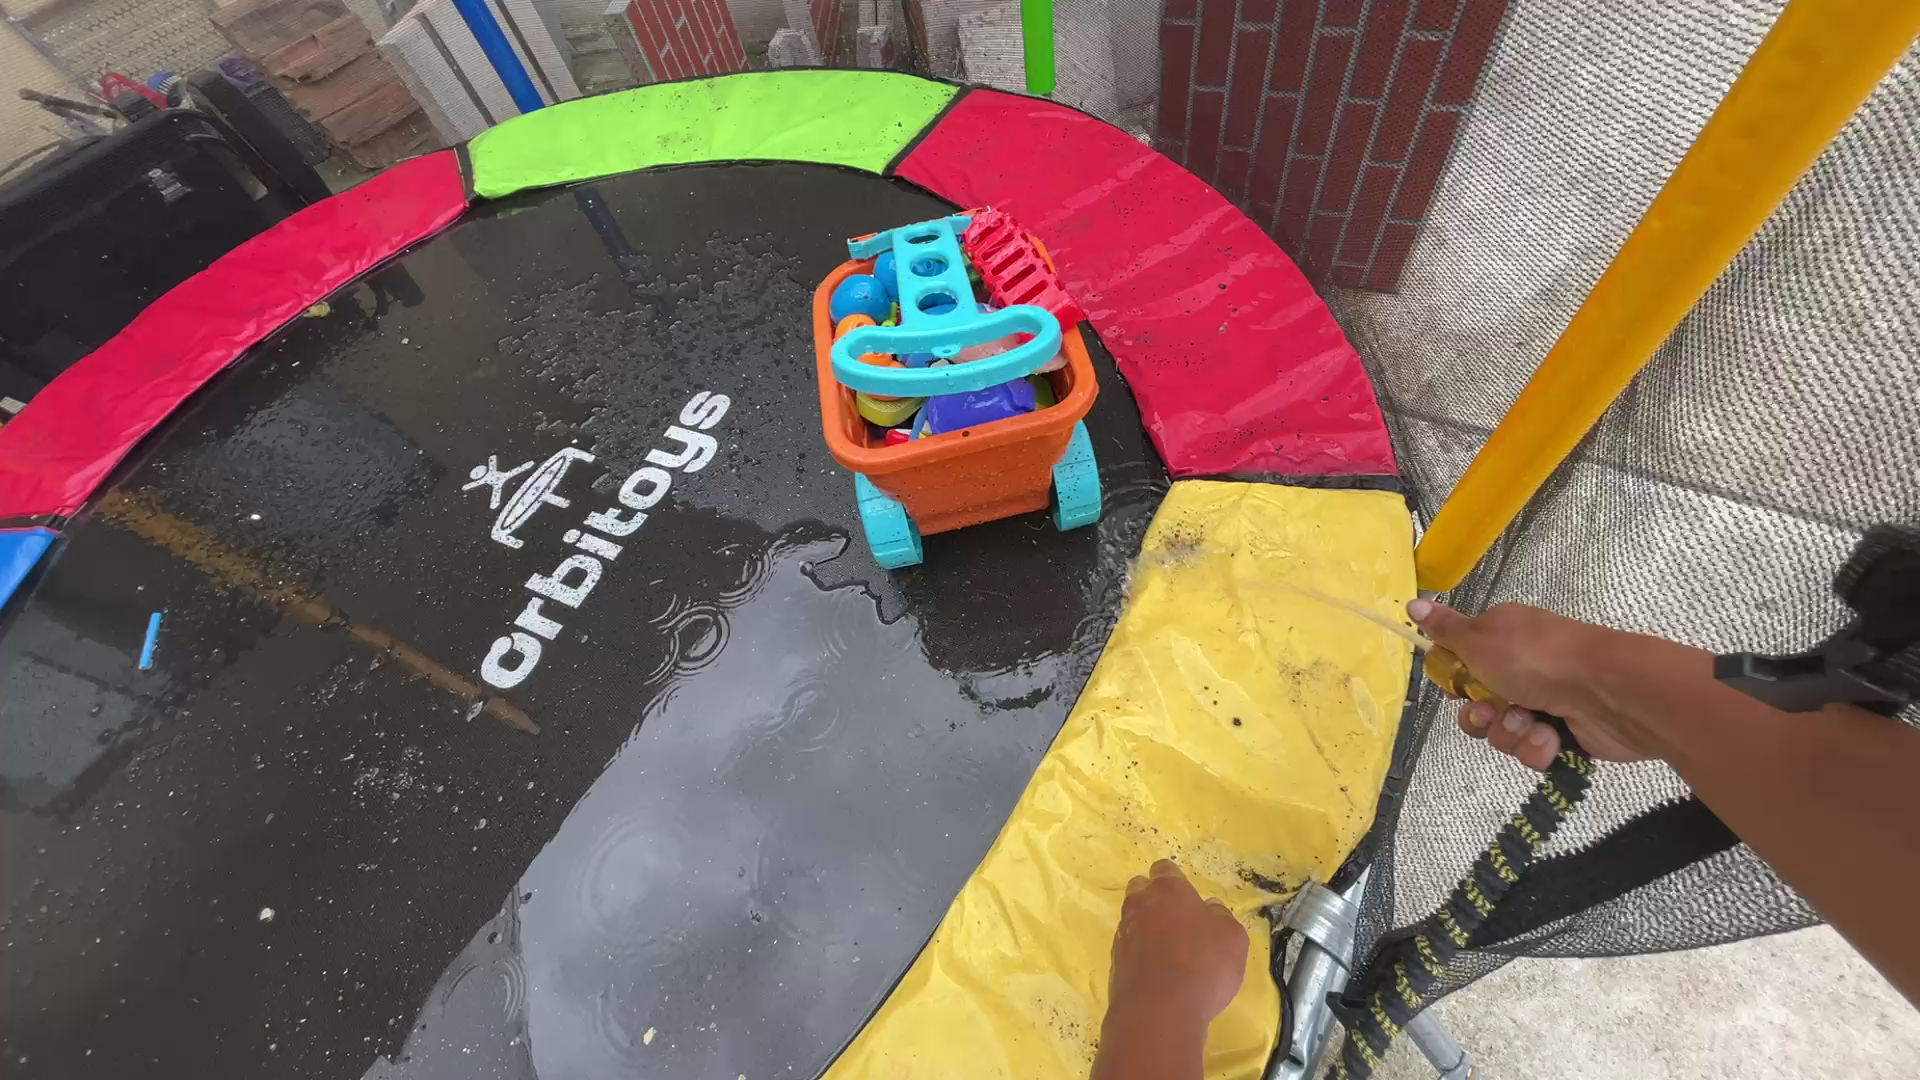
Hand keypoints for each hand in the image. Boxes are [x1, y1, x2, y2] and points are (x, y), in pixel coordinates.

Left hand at [1108, 859, 1248, 1021]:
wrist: (1160, 1007)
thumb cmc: (1203, 964)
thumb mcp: (1232, 938)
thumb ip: (1221, 916)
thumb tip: (1210, 908)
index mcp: (1168, 889)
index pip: (1164, 869)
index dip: (1176, 881)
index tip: (1188, 899)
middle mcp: (1140, 902)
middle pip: (1140, 888)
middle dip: (1154, 898)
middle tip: (1177, 922)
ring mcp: (1123, 930)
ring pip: (1132, 917)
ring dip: (1146, 927)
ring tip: (1168, 952)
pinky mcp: (1115, 958)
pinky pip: (1127, 946)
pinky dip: (1139, 953)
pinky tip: (1156, 972)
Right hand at [1408, 599, 1659, 770]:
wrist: (1614, 692)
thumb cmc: (1537, 657)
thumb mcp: (1478, 638)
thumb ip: (1444, 629)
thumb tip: (1412, 604)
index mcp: (1502, 638)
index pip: (1462, 661)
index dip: (1454, 678)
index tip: (1454, 686)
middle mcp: (1522, 668)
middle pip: (1477, 702)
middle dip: (1479, 714)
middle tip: (1491, 710)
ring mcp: (1545, 701)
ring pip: (1501, 730)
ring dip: (1508, 731)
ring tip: (1529, 723)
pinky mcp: (1566, 734)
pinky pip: (1531, 749)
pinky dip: (1536, 747)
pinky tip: (1549, 738)